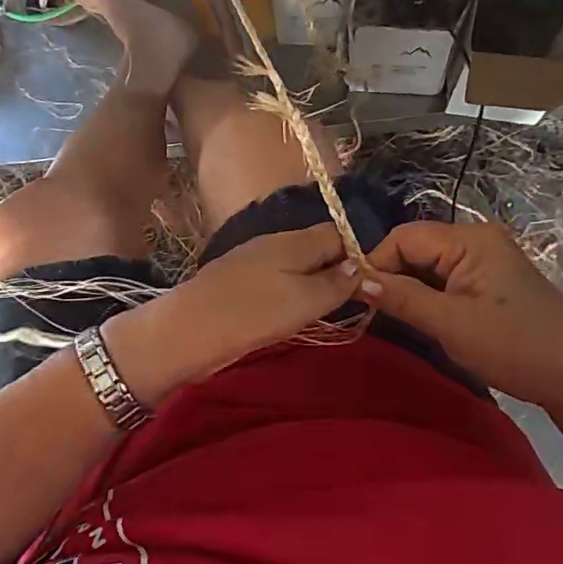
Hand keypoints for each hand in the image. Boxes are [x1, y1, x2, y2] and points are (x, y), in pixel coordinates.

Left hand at [102, 224, 361, 404]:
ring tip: (332, 310)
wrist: (186, 330)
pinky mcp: (236, 284)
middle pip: (316, 248)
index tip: (376, 284)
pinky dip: (291, 294)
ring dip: (314, 283)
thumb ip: (337, 284)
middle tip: (359, 302)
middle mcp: (272, 243)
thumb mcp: (304, 299)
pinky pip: (276, 280)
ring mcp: (251, 262)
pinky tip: (294, 313)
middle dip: (338, 269)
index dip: (358, 253)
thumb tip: (366, 269)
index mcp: (293, 240)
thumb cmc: (252, 312)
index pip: (337, 233)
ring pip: (295, 265)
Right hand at [359, 220, 562, 404]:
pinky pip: (443, 276)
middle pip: (414, 246)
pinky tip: (420, 315)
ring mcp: (484, 258)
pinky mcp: (487, 278)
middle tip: (375, 310)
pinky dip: (426, 293)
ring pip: (426, 263)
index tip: (360, 297)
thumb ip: (400, 297)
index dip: (377, 263)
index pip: (403, 238)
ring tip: (395, 315)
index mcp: (469, 239)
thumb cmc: (513, 345)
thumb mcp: (449, 323)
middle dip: (391, 275)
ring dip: (407, 286)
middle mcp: (475, 238)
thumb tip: (355, 280)